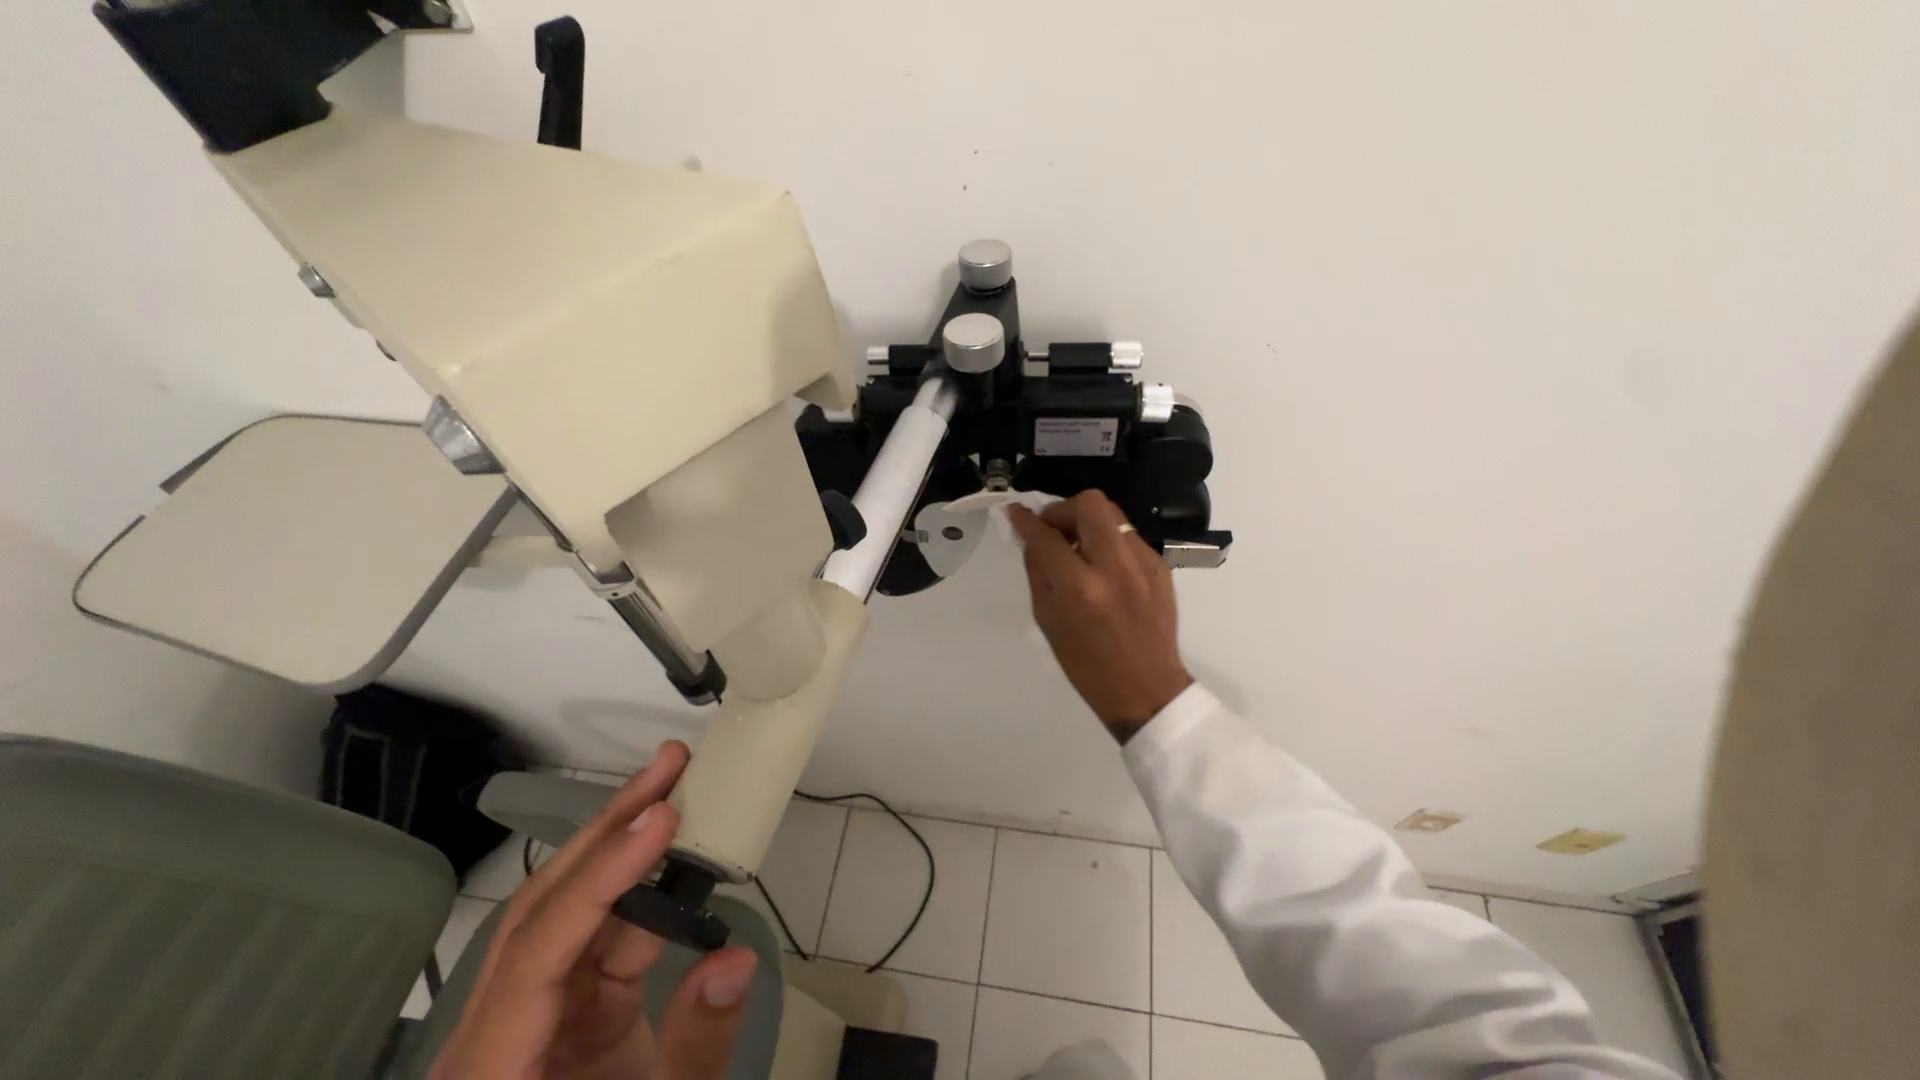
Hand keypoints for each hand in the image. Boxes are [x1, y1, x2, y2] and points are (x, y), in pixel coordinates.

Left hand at [431, 741, 757, 1079]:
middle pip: (543, 906)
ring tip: (668, 787)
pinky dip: (628, 891)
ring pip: (560, 909)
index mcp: (498, 1065)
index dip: (601, 880)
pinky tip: (660, 851)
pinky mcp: (554, 1009)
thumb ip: (699, 1044)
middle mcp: (495, 1028)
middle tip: (670, 768)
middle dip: (609, 830)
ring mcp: (523, 1014)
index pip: (543, 949)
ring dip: (616, 845)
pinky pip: (588, 937)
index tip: (661, 822)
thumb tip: (735, 960)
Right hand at [1009, 492, 1193, 743]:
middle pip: (1089, 504)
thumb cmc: (1086, 664)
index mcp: (1080, 589)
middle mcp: (1115, 568)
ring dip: (1088, 522)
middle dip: (1063, 509)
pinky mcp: (1160, 566)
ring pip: (1113, 514)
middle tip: (1054, 529)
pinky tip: (1104, 566)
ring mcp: (1144, 564)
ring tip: (1078, 547)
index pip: (1047, 537)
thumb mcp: (1048, 621)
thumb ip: (1039, 572)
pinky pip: (1128, 537)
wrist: (1145, 688)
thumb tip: (1032, 538)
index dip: (1026, 520)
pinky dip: (1109, 543)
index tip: (1016, 512)